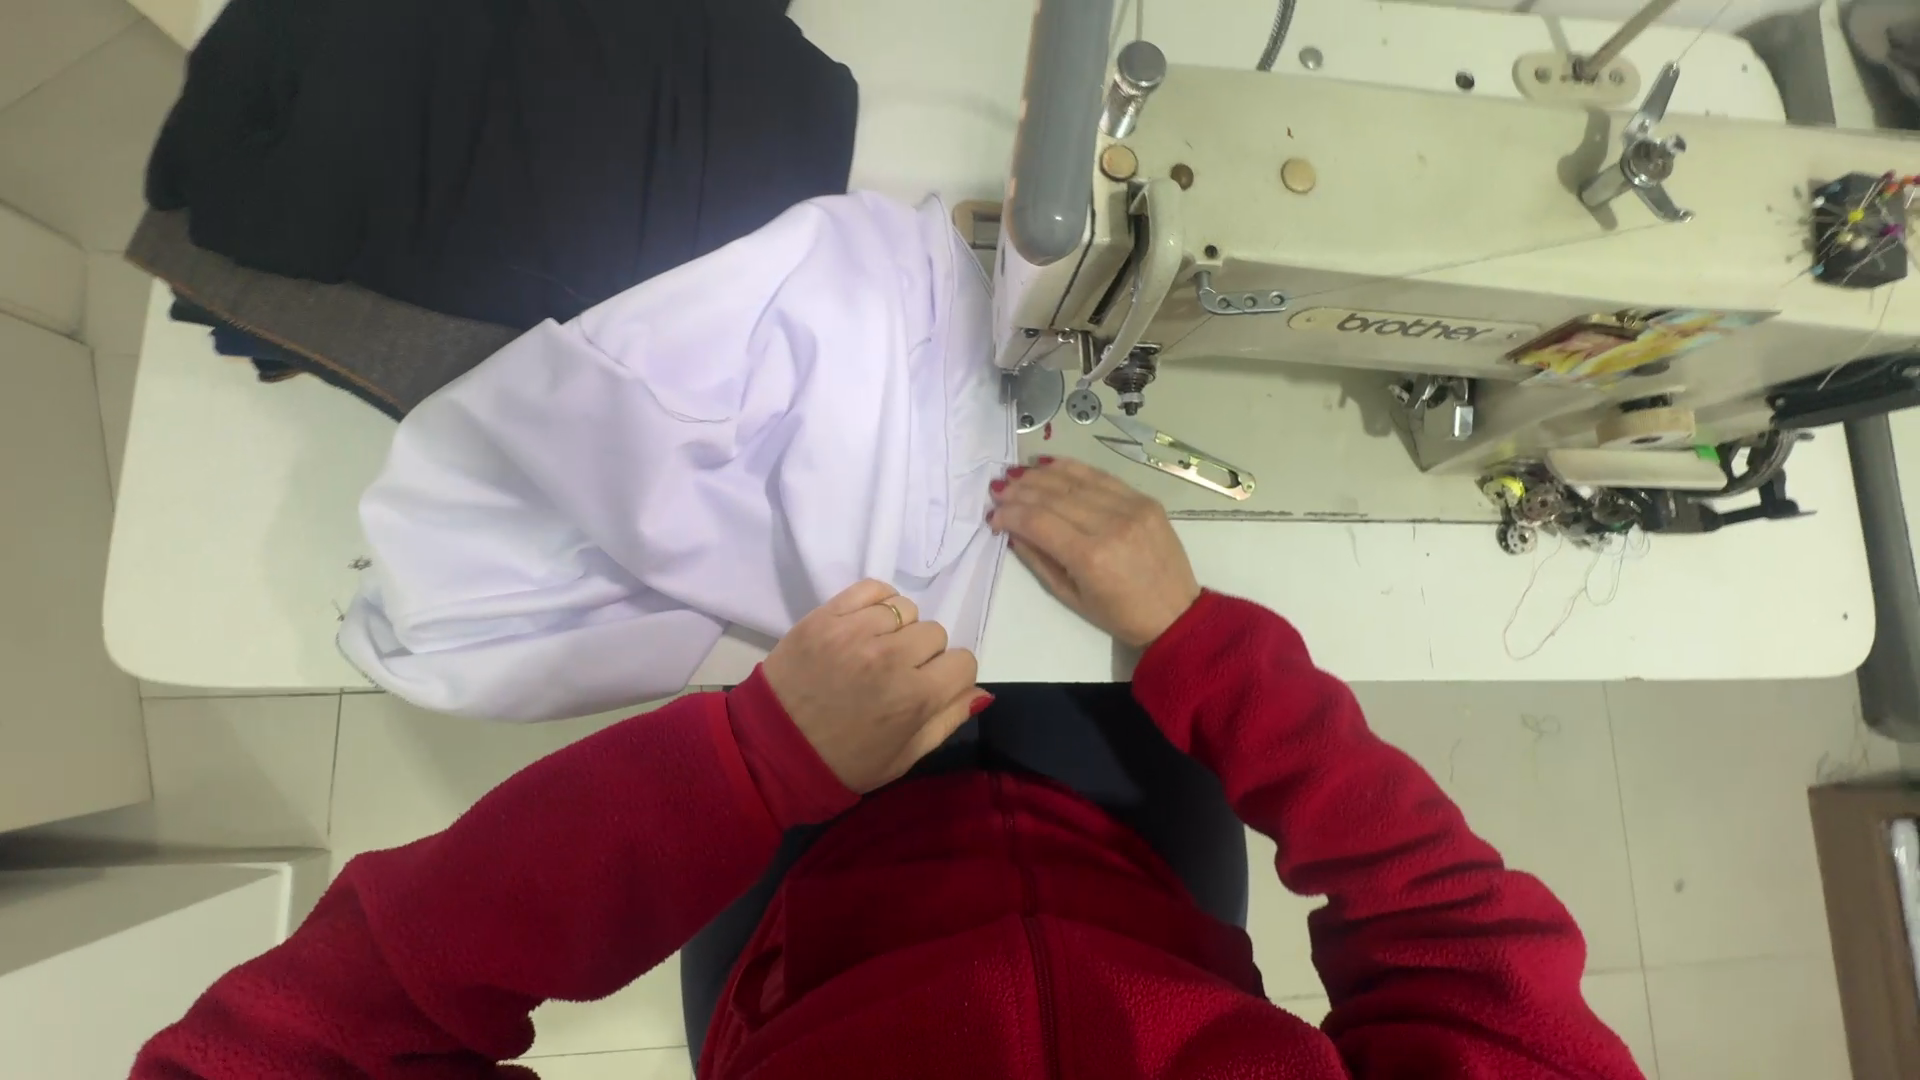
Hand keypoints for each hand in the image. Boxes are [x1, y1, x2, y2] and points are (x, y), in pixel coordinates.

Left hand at [762, 579, 988, 792]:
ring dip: (898, 629)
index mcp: (914, 697)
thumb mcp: (904, 757)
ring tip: (874, 651)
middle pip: (935, 633)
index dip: (950, 676)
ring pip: (906, 609)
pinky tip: (865, 625)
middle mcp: (890, 657)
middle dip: (922, 655)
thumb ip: (947, 720)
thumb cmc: (842, 762)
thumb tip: (982, 691)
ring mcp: (855, 632)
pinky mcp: (825, 616)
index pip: (963, 661)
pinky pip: (872, 588)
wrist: (769, 750)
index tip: (929, 686)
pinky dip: (877, 602)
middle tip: (895, 675)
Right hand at [988, 456, 1200, 648]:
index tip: (992, 514)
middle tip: (997, 488)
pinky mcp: (1145, 500)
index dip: (1010, 515)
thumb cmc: (1118, 614)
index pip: (1038, 522)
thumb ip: (1038, 559)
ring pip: (1075, 481)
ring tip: (1016, 473)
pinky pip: (1101, 476)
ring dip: (1040, 475)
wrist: (1175, 612)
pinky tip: (1048, 464)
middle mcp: (1110, 526)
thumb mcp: (1070, 596)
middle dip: (1020, 490)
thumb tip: (1011, 530)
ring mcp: (1131, 508)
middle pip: (1053, 497)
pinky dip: (1072, 467)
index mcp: (1090, 558)